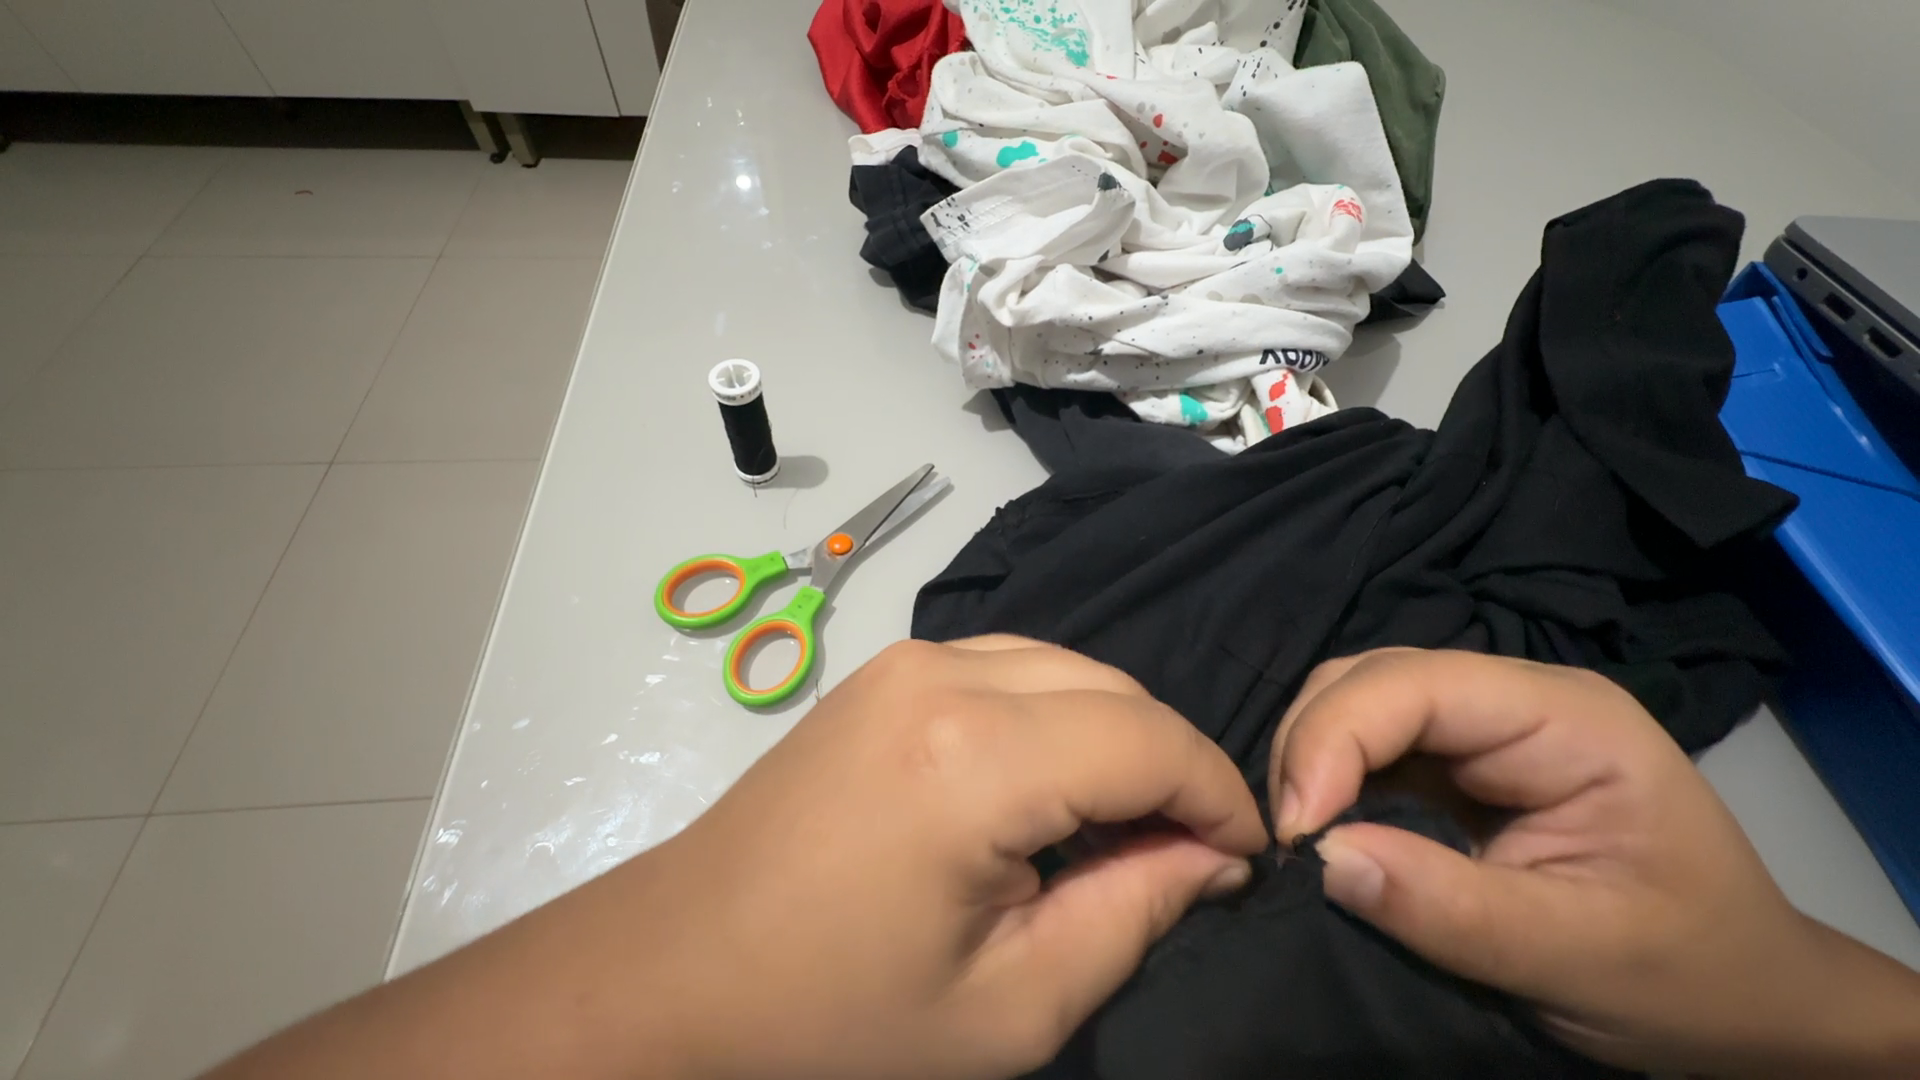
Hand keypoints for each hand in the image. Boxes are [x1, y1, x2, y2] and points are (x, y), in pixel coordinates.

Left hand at [207, 637, 1265, 1079]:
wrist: (675, 971)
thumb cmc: (835, 1016)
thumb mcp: (1010, 1003)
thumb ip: (1131, 913)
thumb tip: (1207, 856)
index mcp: (977, 753)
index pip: (1150, 739)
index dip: (1219, 795)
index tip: (1247, 858)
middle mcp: (944, 673)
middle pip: (1113, 690)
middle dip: (1169, 765)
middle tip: (1185, 853)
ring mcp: (907, 661)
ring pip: (1064, 668)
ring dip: (1114, 736)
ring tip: (1122, 824)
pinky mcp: (884, 673)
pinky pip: (1009, 668)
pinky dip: (1056, 716)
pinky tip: (1049, 785)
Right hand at [1268, 648, 1919, 1077]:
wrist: (1745, 997)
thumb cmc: (1690, 976)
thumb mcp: (1581, 958)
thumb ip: (1450, 909)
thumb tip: (1322, 857)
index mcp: (1563, 717)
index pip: (1413, 685)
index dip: (1336, 740)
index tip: (1297, 831)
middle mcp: (1510, 697)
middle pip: (1366, 678)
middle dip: (1309, 746)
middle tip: (1291, 838)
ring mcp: (1477, 722)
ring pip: (1350, 699)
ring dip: (1307, 758)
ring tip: (1302, 832)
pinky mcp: (1450, 755)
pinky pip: (1361, 740)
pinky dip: (1322, 775)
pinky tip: (1322, 821)